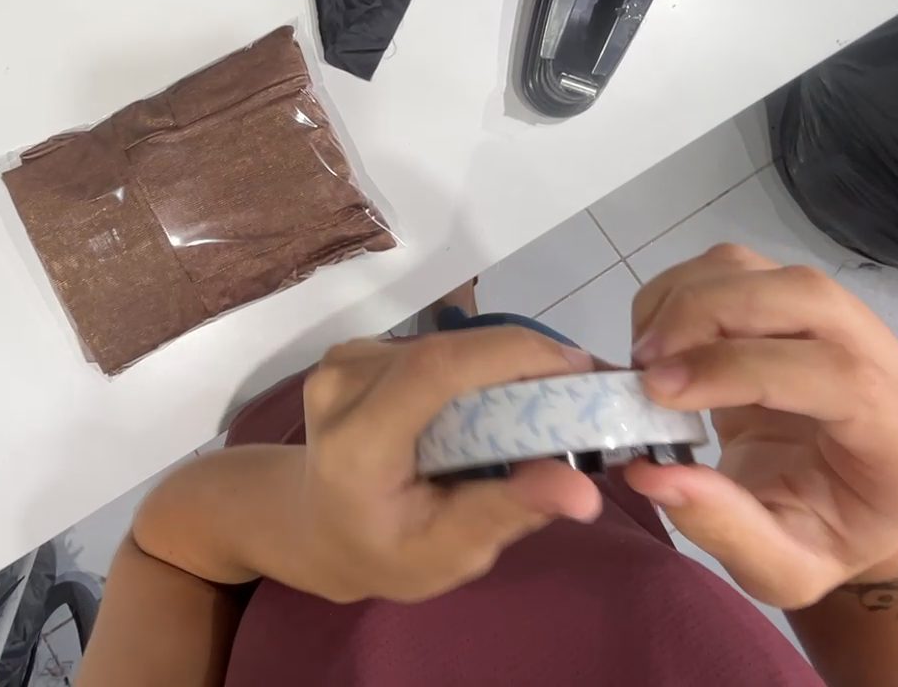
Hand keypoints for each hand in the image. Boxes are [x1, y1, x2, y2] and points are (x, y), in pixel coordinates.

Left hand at [286, 327, 603, 601]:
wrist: (315, 521)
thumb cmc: (380, 549)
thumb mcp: (445, 554)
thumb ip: (504, 512)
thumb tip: (582, 489)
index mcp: (356, 442)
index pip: (432, 372)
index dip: (507, 355)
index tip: (579, 369)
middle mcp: (340, 386)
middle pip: (441, 351)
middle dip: (519, 358)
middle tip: (582, 388)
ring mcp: (341, 362)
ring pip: (438, 343)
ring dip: (497, 360)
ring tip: (546, 394)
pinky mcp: (353, 352)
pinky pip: (426, 347)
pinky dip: (470, 363)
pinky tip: (494, 392)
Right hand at [623, 244, 897, 609]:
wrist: (833, 507)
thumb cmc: (814, 539)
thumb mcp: (777, 567)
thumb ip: (722, 527)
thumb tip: (649, 473)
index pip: (842, 377)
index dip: (739, 370)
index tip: (658, 392)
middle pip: (808, 296)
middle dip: (707, 313)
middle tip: (644, 362)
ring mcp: (856, 328)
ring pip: (764, 270)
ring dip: (685, 299)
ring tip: (646, 354)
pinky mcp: (803, 303)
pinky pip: (735, 266)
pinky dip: (679, 290)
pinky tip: (661, 338)